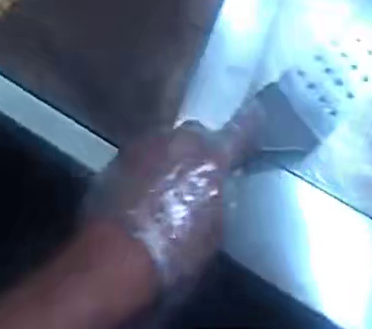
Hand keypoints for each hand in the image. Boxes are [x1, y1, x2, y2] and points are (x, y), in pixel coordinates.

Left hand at [86, 105, 263, 287]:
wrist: (114, 260)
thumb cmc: (173, 256)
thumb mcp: (213, 235)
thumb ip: (220, 199)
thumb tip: (219, 188)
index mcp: (211, 157)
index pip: (240, 131)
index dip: (250, 123)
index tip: (257, 111)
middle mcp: (180, 139)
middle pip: (196, 134)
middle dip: (199, 150)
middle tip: (198, 175)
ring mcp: (145, 143)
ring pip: (166, 142)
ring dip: (170, 158)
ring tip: (167, 188)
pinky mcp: (118, 156)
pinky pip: (141, 156)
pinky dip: (145, 169)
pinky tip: (140, 195)